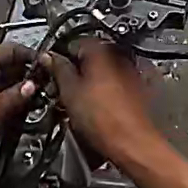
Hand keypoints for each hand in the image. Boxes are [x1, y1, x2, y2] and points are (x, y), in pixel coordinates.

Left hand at [0, 44, 36, 172]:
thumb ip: (16, 95)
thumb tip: (33, 85)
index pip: (10, 49)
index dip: (29, 54)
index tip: (46, 64)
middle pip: (6, 65)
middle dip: (26, 73)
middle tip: (46, 83)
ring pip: (1, 82)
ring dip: (18, 88)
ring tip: (37, 97)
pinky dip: (8, 99)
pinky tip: (19, 109)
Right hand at [41, 39, 163, 165]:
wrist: (134, 144)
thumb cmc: (106, 120)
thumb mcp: (70, 92)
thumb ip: (58, 69)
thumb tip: (50, 58)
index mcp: (101, 49)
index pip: (72, 43)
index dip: (58, 58)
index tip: (51, 71)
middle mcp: (119, 56)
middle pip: (89, 57)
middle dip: (75, 71)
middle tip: (63, 90)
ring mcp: (131, 72)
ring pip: (102, 71)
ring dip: (90, 82)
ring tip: (80, 103)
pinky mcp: (138, 89)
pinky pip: (114, 84)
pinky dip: (104, 92)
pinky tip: (97, 109)